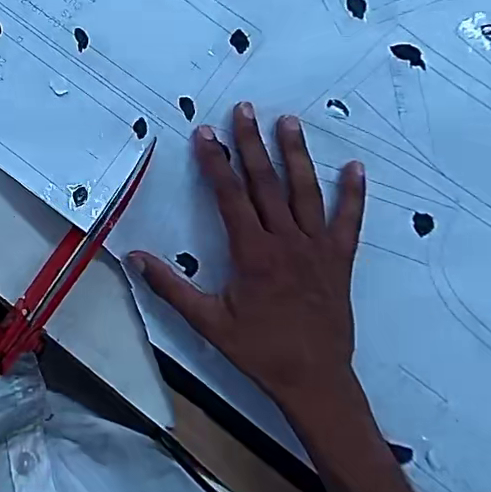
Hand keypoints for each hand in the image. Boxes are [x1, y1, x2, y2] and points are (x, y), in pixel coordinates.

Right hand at [131, 103, 365, 413]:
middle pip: (266, 182)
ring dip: (296, 155)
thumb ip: (170, 287)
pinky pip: (348, 221)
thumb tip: (135, 259)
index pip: (229, 195)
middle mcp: (285, 241)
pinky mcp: (339, 260)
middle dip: (252, 143)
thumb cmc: (258, 350)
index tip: (206, 133)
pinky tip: (355, 168)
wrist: (315, 381)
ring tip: (289, 123)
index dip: (216, 161)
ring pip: (305, 192)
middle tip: (245, 110)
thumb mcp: (207, 321)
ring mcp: (316, 249)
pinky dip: (353, 194)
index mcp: (252, 253)